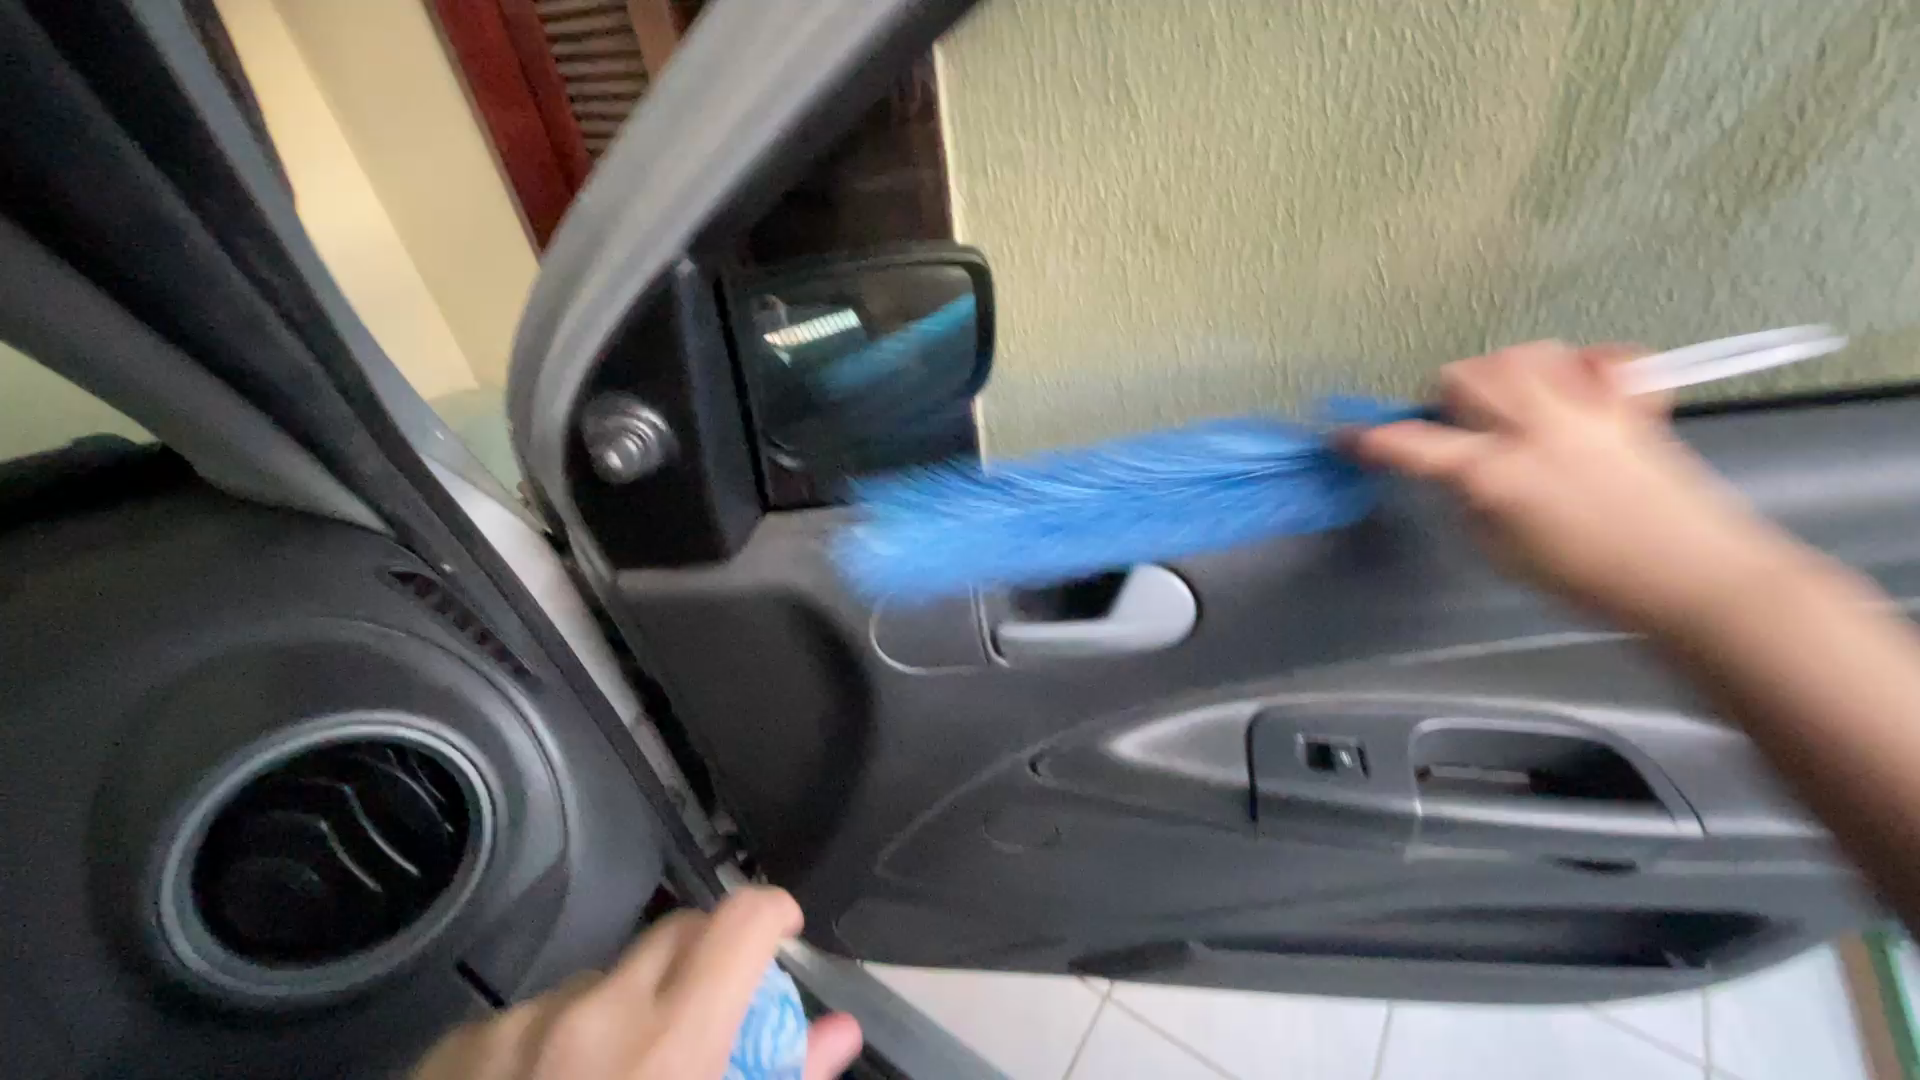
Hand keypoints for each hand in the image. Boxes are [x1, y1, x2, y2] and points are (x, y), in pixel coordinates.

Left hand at [410, 887, 861, 1079]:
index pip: (742, 920)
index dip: (773, 916)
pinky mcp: (452, 1049)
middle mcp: (594, 1013)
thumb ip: (784, 1078)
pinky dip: (549, 1045)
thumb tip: (840, 1032)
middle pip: (677, 933)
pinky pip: (528, 1017)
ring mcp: (516, 1028)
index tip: (780, 938)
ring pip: (601, 980)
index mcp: (670, 1044)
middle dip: (703, 960)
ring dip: (620, 1012)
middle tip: (702, 1021)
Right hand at [1349, 340, 1797, 632]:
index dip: (1367, 440)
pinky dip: (1586, 363)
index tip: (1344, 437)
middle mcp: (1536, 429)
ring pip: (1526, 353)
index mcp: (1493, 473)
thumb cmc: (1582, 579)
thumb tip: (1456, 473)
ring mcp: (1590, 410)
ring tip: (1508, 400)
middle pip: (1468, 375)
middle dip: (1444, 393)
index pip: (1409, 445)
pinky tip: (1577, 387)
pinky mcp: (1635, 406)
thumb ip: (1467, 501)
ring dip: (1503, 370)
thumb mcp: (1497, 550)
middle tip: (1450, 422)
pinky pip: (1607, 357)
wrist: (1692, 579)